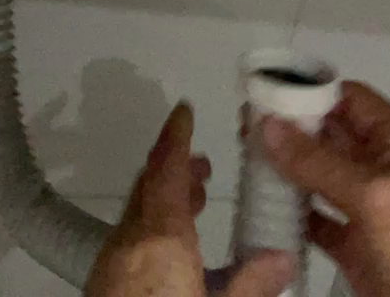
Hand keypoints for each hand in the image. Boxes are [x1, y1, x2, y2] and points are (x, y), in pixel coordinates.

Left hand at [87, 102, 295, 296]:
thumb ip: (251, 284)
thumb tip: (286, 259)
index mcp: (160, 235)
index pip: (166, 168)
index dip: (176, 136)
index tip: (184, 110)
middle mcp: (129, 239)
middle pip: (149, 187)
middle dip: (175, 168)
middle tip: (204, 166)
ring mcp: (111, 263)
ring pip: (138, 213)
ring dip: (165, 199)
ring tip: (196, 204)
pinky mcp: (103, 286)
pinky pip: (130, 239)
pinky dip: (152, 227)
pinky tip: (174, 253)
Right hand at [260, 82, 389, 296]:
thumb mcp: (379, 197)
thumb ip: (321, 163)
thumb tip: (268, 126)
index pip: (351, 102)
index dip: (312, 92)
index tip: (266, 91)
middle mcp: (385, 173)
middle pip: (331, 139)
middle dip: (291, 131)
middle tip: (243, 127)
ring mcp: (372, 215)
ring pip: (321, 181)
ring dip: (287, 173)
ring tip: (245, 163)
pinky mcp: (360, 254)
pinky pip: (320, 225)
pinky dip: (293, 218)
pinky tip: (265, 212)